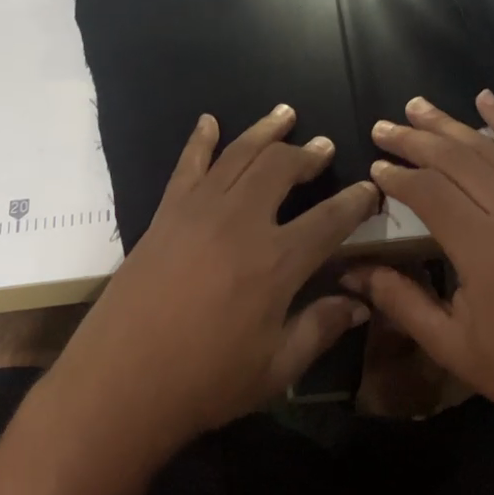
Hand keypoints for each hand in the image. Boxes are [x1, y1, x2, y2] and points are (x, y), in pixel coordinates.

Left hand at [41, 104, 379, 450]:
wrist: (122, 377)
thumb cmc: (205, 381)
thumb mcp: (275, 369)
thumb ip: (319, 329)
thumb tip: (359, 304)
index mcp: (277, 262)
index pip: (330, 220)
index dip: (356, 202)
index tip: (371, 189)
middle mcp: (242, 221)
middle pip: (282, 168)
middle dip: (307, 154)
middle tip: (323, 147)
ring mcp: (200, 210)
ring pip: (239, 154)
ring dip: (265, 131)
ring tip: (285, 114)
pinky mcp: (167, 212)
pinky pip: (188, 164)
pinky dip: (200, 139)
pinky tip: (209, 122)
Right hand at [343, 92, 493, 435]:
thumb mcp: (453, 347)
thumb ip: (400, 301)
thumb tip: (350, 270)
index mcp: (486, 252)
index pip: (430, 192)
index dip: (398, 176)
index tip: (374, 167)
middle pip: (457, 161)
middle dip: (415, 141)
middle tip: (382, 128)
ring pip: (492, 150)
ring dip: (450, 126)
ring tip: (416, 108)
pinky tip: (486, 99)